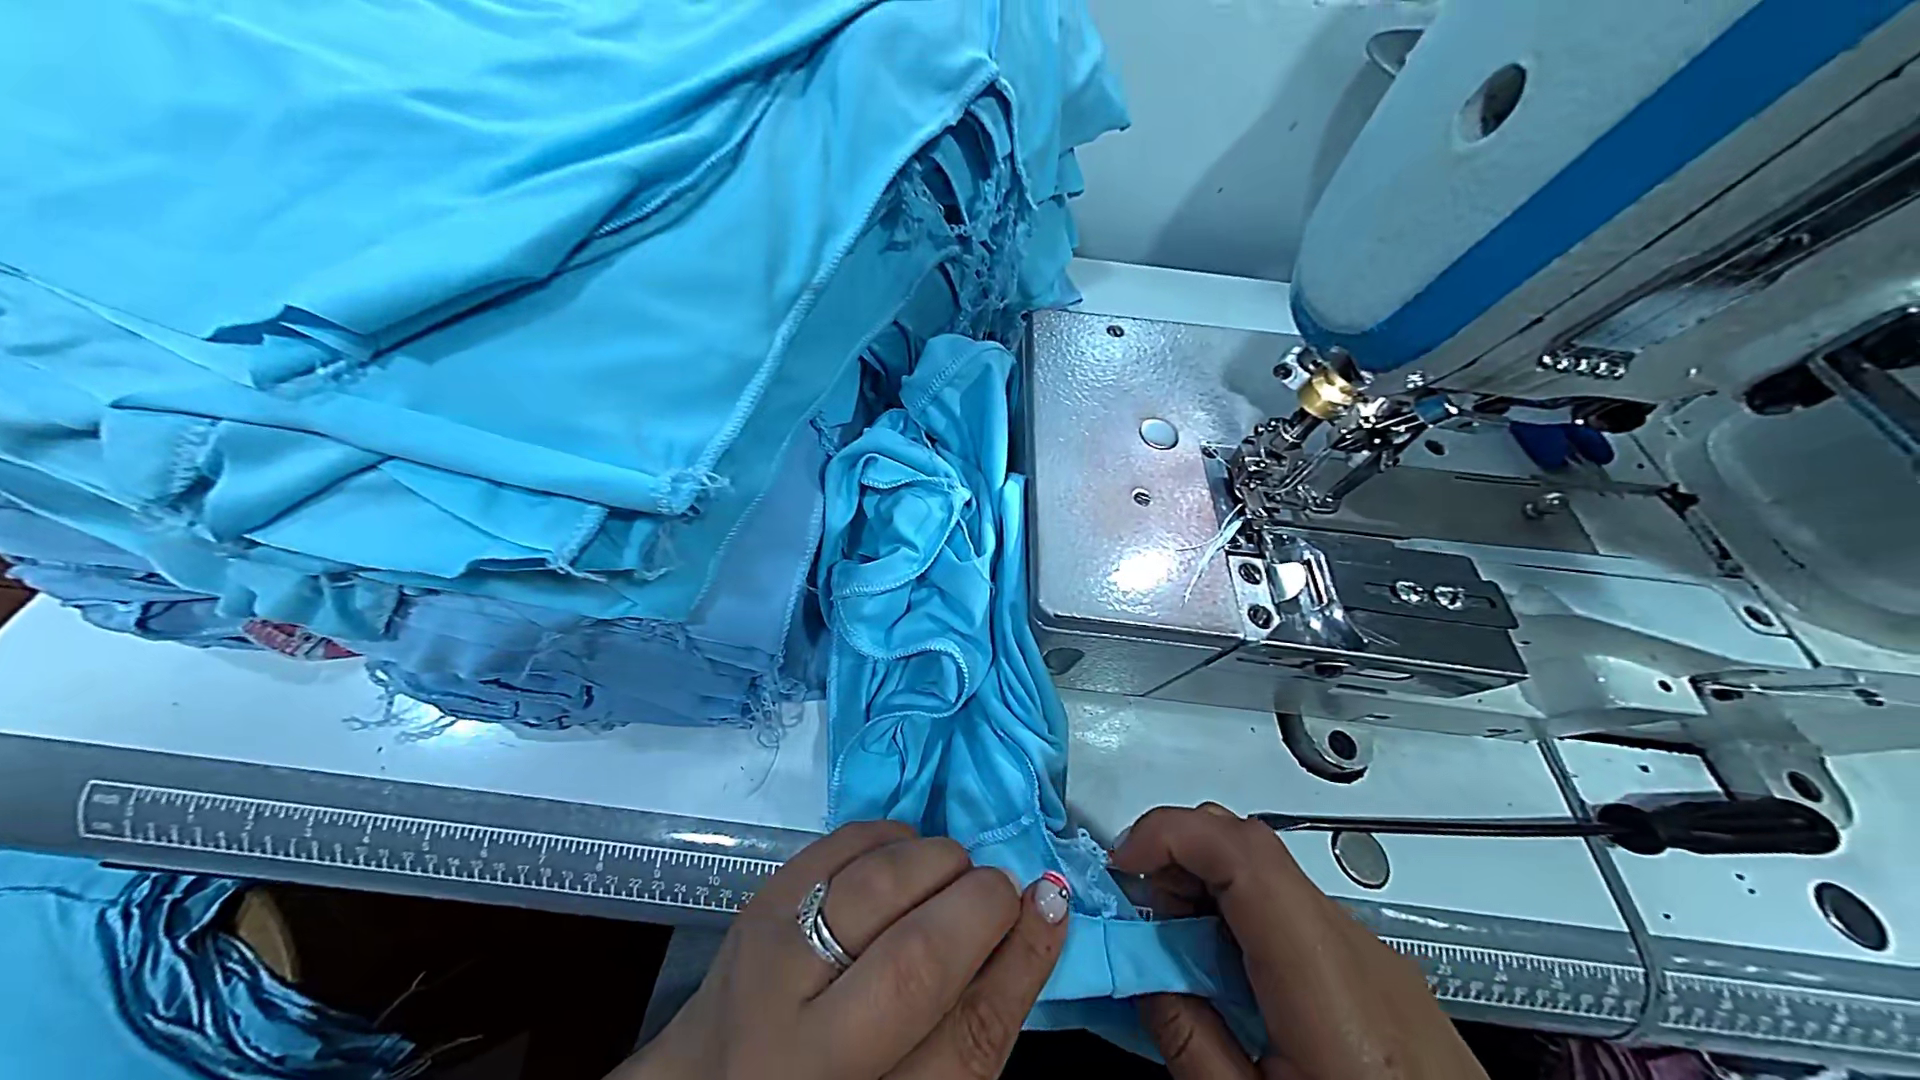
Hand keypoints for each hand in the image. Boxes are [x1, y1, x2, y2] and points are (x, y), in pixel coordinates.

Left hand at [613, 821, 1070, 1079]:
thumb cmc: (839, 1079)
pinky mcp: (758, 905)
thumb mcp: (918, 1075)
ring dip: (936, 861)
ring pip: (874, 886)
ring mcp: (770, 966)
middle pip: (914, 961)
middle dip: (978, 903)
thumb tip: (1042, 906)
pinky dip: (889, 837)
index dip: (1021, 960)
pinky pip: (838, 845)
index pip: (966, 1039)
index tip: (1049, 903)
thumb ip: (981, 1007)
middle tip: (996, 891)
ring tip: (951, 874)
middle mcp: (804, 1049)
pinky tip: (904, 856)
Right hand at [1112, 805, 1487, 1079]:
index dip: (1170, 834)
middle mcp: (1359, 950)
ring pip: (1264, 871)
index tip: (1123, 866)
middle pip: (1248, 844)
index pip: (1244, 852)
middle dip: (1174, 858)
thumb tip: (1138, 968)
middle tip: (1142, 921)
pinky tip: (1226, 975)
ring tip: (1180, 959)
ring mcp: (1373, 953)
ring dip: (1202, 888)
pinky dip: (1236, 914)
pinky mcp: (1374, 967)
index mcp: (1332, 988)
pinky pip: (1288, 907)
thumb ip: (1188, 1037)